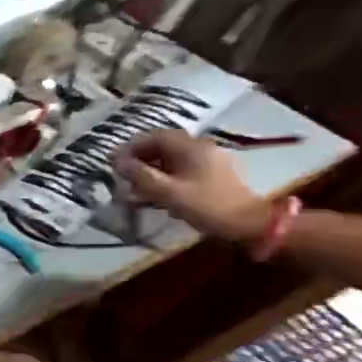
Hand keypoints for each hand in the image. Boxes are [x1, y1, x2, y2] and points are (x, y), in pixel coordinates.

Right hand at [116, 130, 269, 242]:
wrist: (248, 224)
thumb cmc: (206, 206)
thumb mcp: (168, 193)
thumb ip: (141, 176)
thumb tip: (117, 162)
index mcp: (191, 147)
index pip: (155, 137)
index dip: (131, 147)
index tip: (114, 162)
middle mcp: (201, 147)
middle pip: (164, 146)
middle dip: (140, 159)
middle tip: (123, 176)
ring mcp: (210, 160)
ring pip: (173, 159)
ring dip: (152, 170)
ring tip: (136, 189)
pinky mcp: (214, 175)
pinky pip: (183, 169)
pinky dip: (166, 177)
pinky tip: (158, 194)